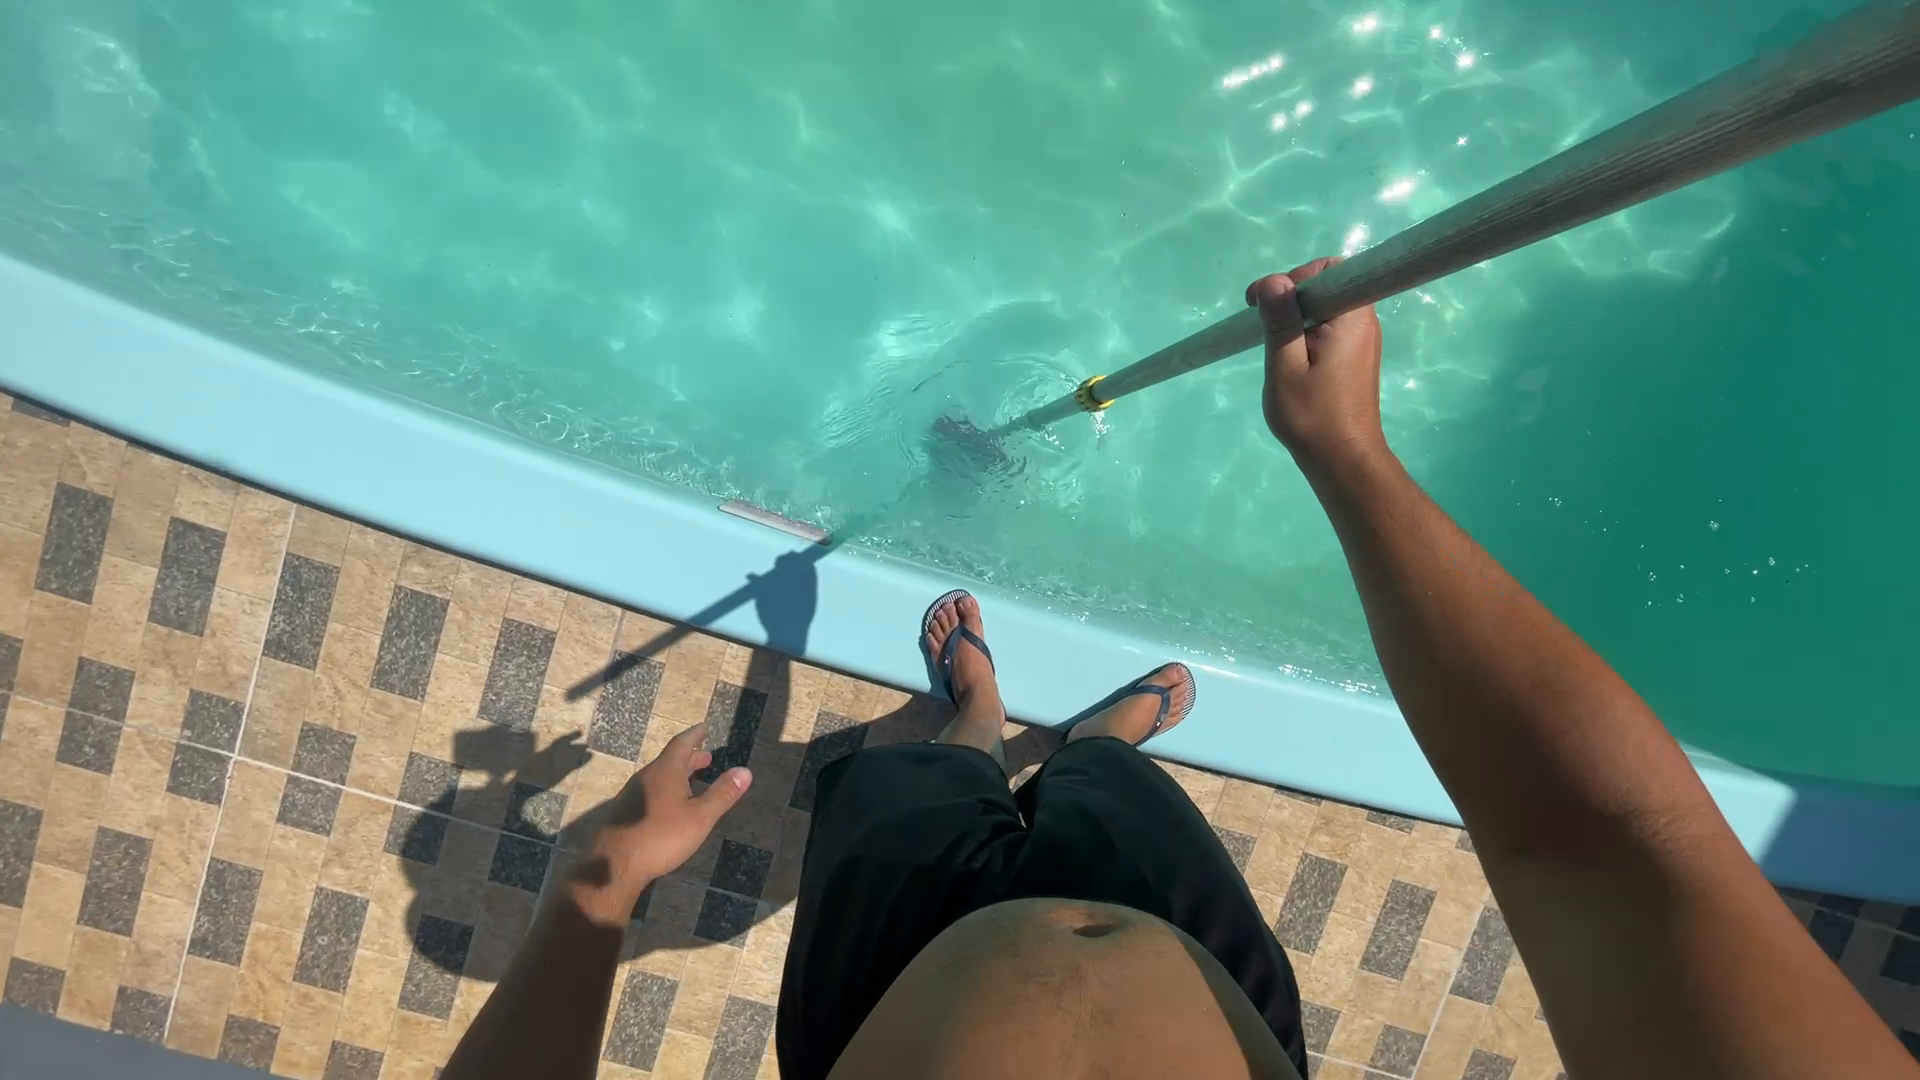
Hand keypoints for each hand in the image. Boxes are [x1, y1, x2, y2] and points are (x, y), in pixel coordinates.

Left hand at [564, 723, 751, 923]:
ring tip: (691, 781)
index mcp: (665, 771)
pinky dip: (664, 790)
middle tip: (706, 758)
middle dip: (689, 758)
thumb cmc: (661, 836)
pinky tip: (668, 806)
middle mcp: (646, 777)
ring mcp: (631, 796)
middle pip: (669, 760)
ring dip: (676, 774)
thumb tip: (745, 771)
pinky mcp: (623, 814)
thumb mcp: (700, 816)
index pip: (681, 744)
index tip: (704, 727)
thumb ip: (723, 793)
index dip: (694, 735)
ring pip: (658, 777)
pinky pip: (648, 792)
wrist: (613, 866)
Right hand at [1246, 258, 1385, 468]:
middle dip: (1290, 297)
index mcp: (1351, 317)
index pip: (1329, 270)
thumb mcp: (1284, 368)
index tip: (1262, 302)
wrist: (1341, 458)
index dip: (1293, 277)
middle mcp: (1364, 320)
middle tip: (1261, 324)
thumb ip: (1280, 322)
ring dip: (1295, 317)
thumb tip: (1272, 281)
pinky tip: (1289, 356)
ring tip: (1272, 343)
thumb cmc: (1311, 416)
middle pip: (1327, 286)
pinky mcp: (1355, 355)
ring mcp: (1362, 338)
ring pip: (1326, 307)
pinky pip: (1329, 327)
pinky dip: (1306, 332)